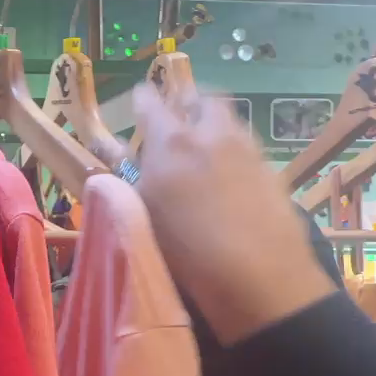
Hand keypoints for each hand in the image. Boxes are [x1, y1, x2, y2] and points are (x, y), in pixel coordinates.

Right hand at [131, 84, 337, 345]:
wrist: (258, 276)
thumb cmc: (183, 250)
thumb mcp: (139, 215)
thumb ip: (122, 181)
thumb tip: (103, 161)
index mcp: (170, 142)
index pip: (151, 102)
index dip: (142, 98)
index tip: (137, 100)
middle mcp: (211, 135)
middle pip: (202, 98)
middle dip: (187, 101)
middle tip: (175, 117)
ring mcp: (248, 150)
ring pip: (229, 120)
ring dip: (212, 124)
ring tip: (199, 148)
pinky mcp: (272, 173)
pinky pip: (247, 148)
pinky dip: (232, 151)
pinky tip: (226, 178)